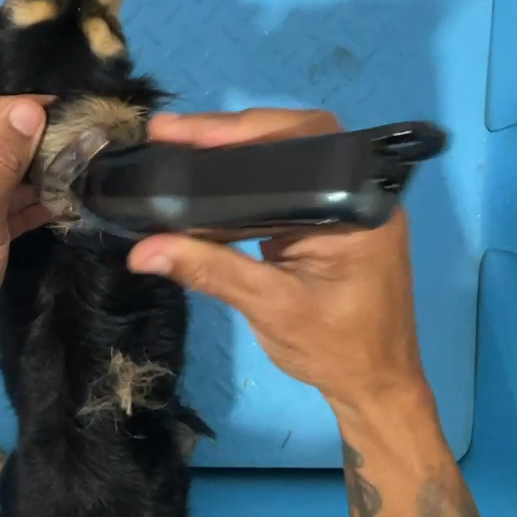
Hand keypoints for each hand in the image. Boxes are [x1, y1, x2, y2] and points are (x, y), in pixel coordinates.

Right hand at [126, 108, 427, 412]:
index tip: (183, 134)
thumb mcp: (271, 307)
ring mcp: (340, 206)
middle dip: (227, 134)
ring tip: (177, 149)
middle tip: (168, 135)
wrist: (373, 384)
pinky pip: (281, 188)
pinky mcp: (323, 222)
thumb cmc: (336, 349)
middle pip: (290, 139)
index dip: (238, 132)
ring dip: (232, 154)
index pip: (299, 143)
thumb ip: (210, 272)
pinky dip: (242, 183)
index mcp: (357, 205)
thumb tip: (143, 250)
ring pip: (283, 160)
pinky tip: (204, 183)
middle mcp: (355, 193)